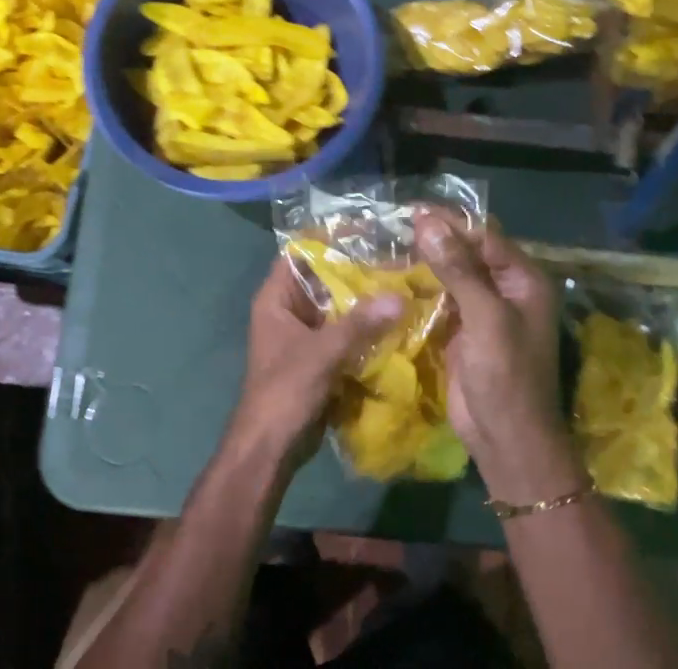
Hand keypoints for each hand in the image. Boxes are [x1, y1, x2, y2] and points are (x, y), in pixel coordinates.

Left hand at [228, 255, 401, 471]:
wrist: (271, 447)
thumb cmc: (285, 391)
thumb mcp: (322, 353)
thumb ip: (360, 324)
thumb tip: (399, 296)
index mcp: (276, 299)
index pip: (300, 253)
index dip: (329, 239)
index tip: (366, 230)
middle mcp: (289, 311)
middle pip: (324, 280)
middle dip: (358, 272)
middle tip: (398, 259)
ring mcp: (305, 336)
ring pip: (338, 308)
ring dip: (366, 303)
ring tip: (406, 286)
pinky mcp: (320, 359)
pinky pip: (346, 335)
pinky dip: (367, 330)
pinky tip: (399, 324)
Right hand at [414, 209, 587, 504]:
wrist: (507, 440)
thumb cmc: (506, 377)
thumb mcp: (486, 318)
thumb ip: (458, 269)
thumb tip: (427, 222)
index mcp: (523, 281)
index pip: (484, 237)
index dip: (449, 222)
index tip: (410, 211)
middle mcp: (505, 290)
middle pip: (466, 253)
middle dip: (432, 240)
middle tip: (390, 226)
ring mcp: (482, 313)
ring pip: (449, 276)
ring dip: (421, 264)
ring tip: (384, 248)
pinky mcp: (460, 333)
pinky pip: (438, 302)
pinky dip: (417, 291)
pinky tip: (389, 282)